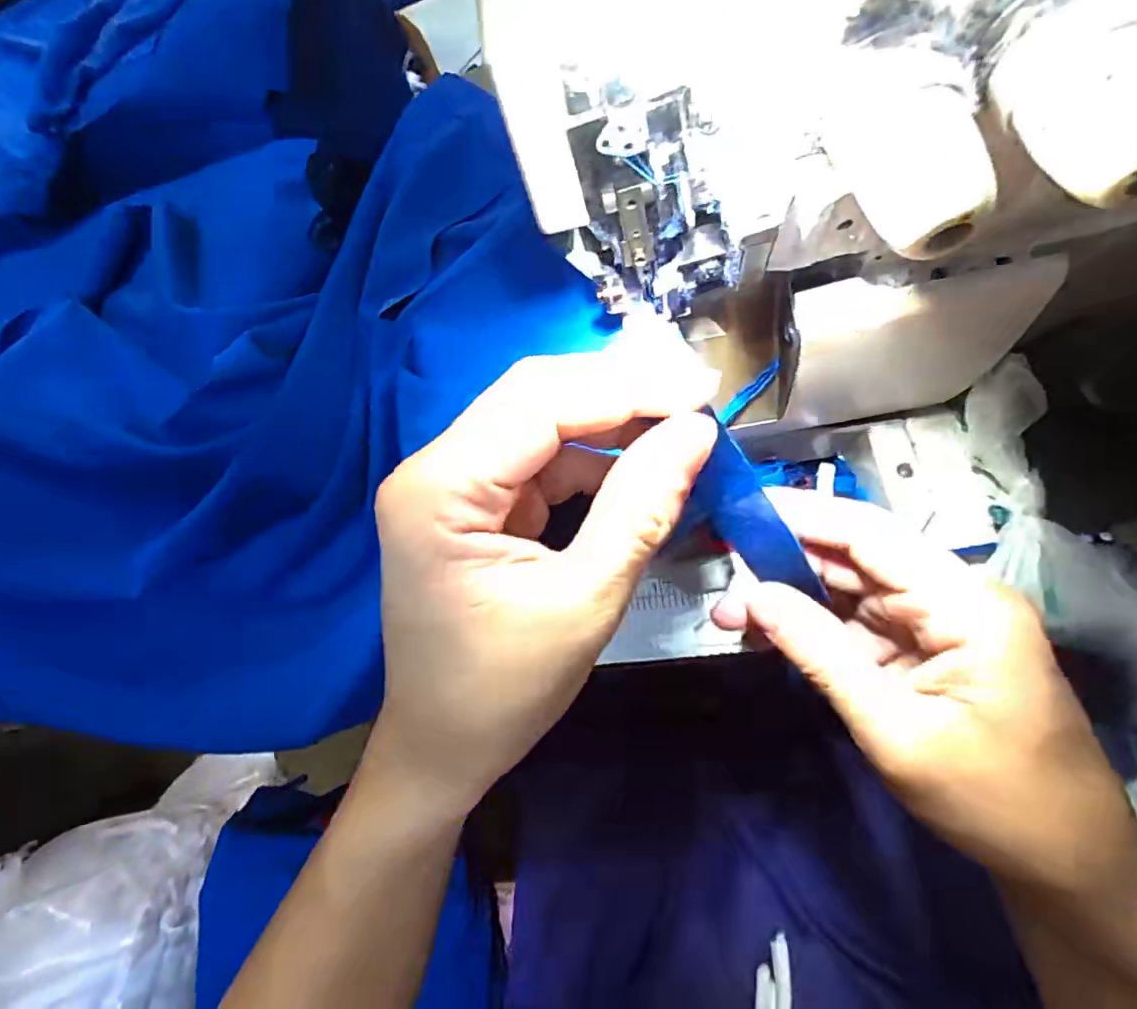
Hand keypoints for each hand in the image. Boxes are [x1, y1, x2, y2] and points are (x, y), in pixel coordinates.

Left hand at [366, 349, 717, 819]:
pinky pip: (539, 461)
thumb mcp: (584, 601)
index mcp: (440, 488)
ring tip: (680, 433)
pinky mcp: (471, 502)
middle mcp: (434, 469)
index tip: (703, 393)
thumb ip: (640, 509)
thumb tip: (697, 433)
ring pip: (540, 423)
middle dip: (618, 395)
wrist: (442, 747)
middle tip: (696, 402)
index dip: (626, 389)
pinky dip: (592, 461)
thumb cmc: (504, 691)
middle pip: (533, 398)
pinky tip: (639, 467)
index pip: (539, 403)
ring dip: (610, 425)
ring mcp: (449, 483)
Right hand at [712, 488, 1136, 891]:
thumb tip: (750, 596)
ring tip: (730, 609)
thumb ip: (819, 653)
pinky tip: (769, 631)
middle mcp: (955, 595)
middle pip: (855, 556)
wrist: (1069, 865)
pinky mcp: (928, 646)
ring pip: (851, 588)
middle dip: (784, 561)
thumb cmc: (992, 801)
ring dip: (792, 596)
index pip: (868, 535)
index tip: (738, 507)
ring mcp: (941, 620)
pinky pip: (860, 621)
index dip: (800, 514)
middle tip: (719, 568)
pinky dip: (814, 626)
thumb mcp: (893, 729)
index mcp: (965, 602)